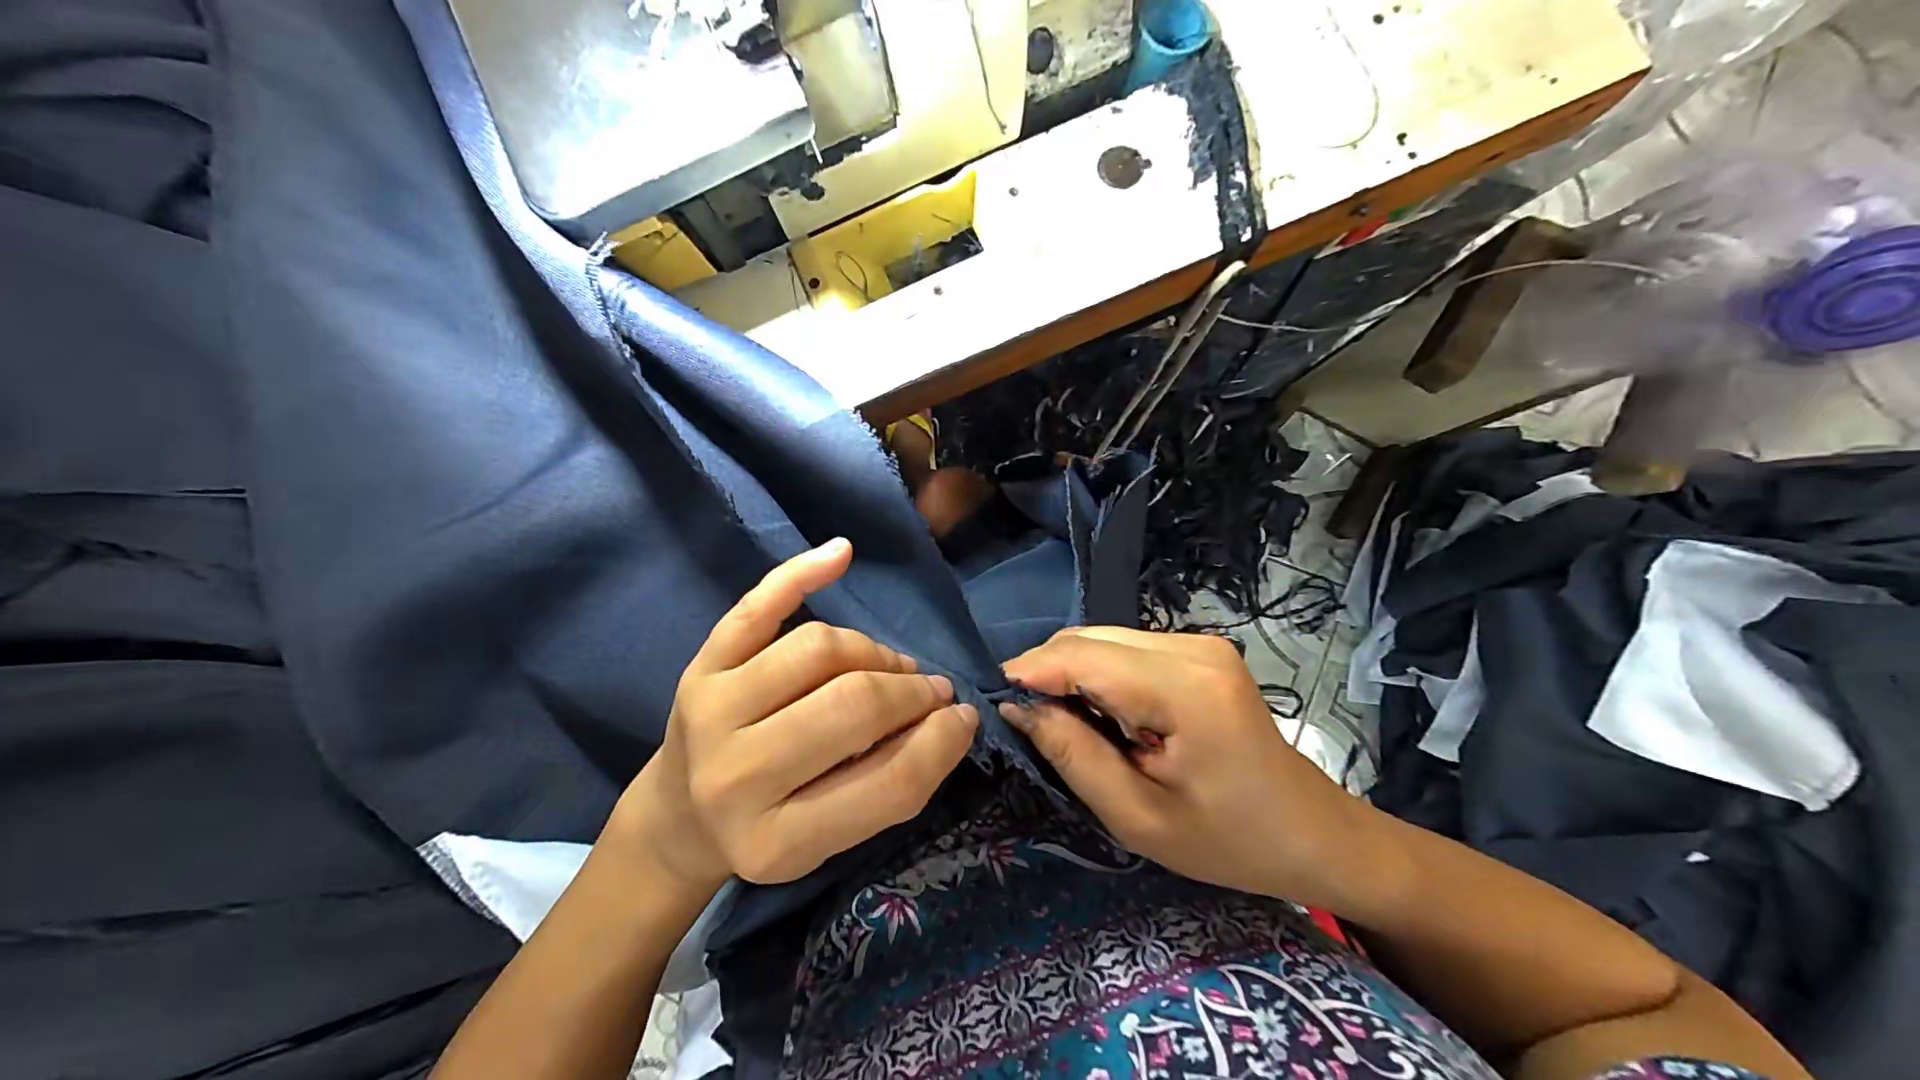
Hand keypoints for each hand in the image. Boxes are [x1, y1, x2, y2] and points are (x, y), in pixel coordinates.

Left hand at [613, 539, 977, 892]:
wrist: (681, 816)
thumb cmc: (767, 828)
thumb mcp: (830, 837)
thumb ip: (890, 784)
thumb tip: (950, 716)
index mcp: (777, 843)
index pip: (889, 784)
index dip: (942, 744)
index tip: (963, 719)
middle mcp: (735, 778)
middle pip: (853, 705)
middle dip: (911, 692)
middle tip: (931, 691)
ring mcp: (710, 711)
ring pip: (818, 650)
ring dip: (873, 652)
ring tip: (891, 667)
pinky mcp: (698, 668)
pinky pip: (755, 608)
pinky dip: (800, 574)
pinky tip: (842, 556)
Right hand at [1000, 626, 1370, 906]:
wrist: (1310, 833)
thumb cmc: (1228, 841)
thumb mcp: (1137, 816)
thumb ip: (1072, 755)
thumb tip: (1018, 707)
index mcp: (1185, 690)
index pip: (1082, 657)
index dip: (1030, 672)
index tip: (995, 702)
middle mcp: (1193, 648)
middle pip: (1089, 639)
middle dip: (1046, 672)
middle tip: (1024, 721)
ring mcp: (1199, 643)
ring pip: (1103, 639)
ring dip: (1070, 673)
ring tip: (1061, 723)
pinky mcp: (1199, 649)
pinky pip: (1125, 648)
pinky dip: (1098, 674)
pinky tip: (1100, 713)